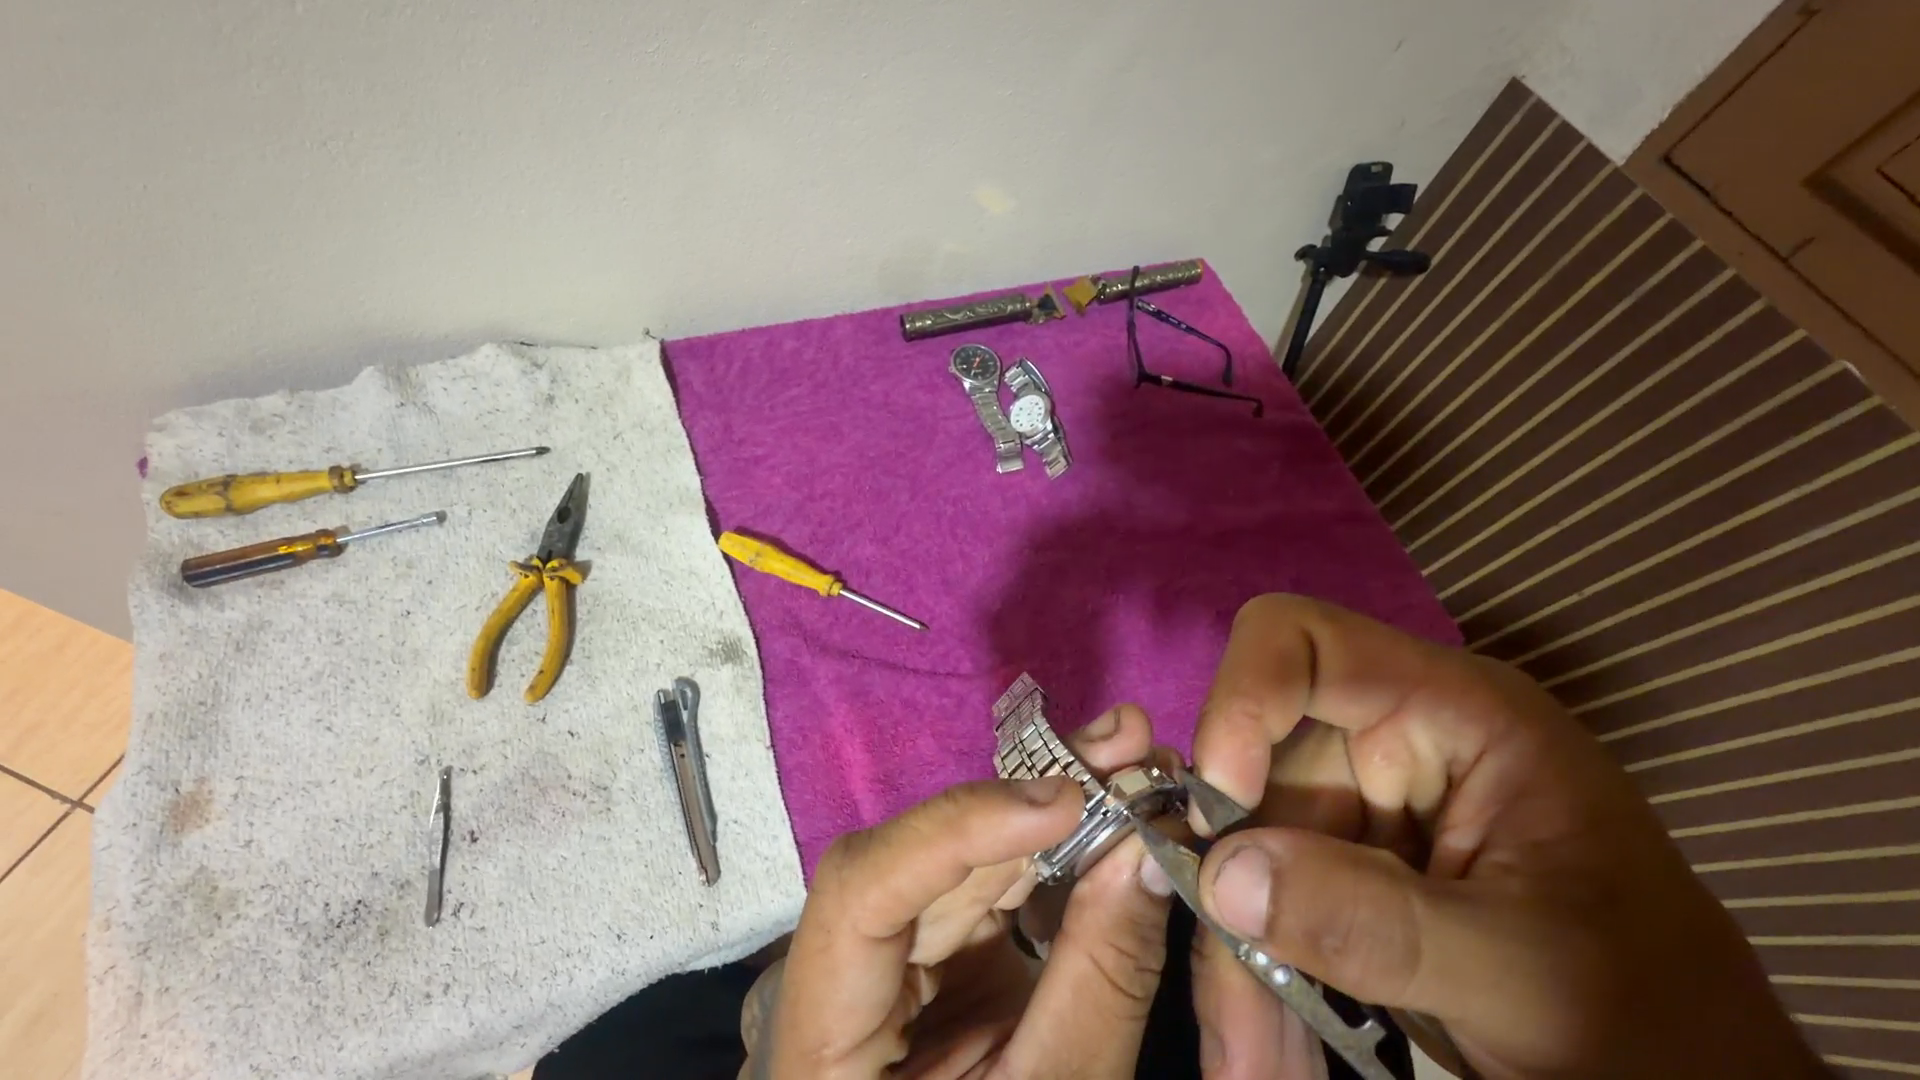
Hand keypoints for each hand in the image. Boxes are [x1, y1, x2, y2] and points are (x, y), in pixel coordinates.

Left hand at [742, 706, 1172, 1078]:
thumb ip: (1097, 982)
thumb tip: (1143, 850)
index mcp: (815, 1043)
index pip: (860, 891)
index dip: (955, 829)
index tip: (1061, 801)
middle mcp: (833, 980)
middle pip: (918, 862)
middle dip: (1028, 803)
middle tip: (1125, 748)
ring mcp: (884, 968)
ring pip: (959, 866)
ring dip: (1048, 815)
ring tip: (1129, 760)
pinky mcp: (931, 967)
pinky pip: (986, 897)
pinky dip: (1050, 859)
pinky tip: (1104, 816)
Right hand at [1185, 595, 1824, 1079]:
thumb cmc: (1648, 1019)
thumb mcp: (1524, 977)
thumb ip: (1378, 924)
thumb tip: (1222, 876)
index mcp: (1453, 715)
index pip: (1305, 643)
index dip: (1243, 699)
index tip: (1222, 809)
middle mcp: (1392, 743)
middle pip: (1254, 759)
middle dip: (1227, 869)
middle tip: (1226, 986)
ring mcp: (1364, 806)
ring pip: (1245, 838)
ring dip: (1234, 941)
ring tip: (1248, 1055)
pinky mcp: (1345, 864)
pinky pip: (1263, 890)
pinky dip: (1251, 961)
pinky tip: (1264, 1041)